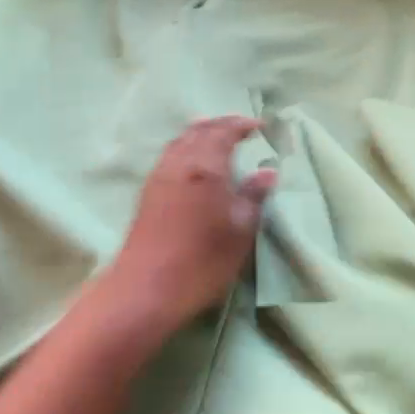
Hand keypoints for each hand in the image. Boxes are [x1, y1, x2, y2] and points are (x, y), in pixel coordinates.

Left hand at [102, 117, 275, 332]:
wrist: (147, 288)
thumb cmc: (202, 261)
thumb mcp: (240, 231)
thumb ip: (253, 197)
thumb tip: (267, 171)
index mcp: (205, 167)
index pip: (224, 132)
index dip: (242, 125)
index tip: (259, 126)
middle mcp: (179, 163)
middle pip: (199, 131)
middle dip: (220, 124)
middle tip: (240, 126)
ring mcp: (159, 176)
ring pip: (180, 141)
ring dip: (200, 133)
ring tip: (215, 135)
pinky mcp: (148, 192)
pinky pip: (169, 156)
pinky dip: (185, 147)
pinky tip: (192, 161)